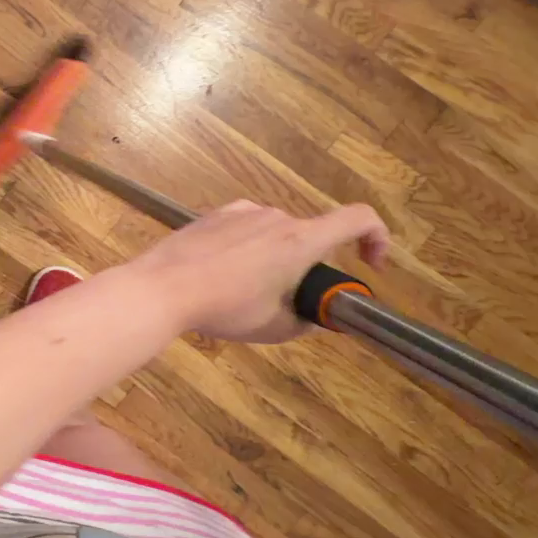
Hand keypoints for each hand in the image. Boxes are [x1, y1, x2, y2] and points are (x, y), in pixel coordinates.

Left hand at [132, 200, 390, 342]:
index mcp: (299, 239)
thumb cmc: (223, 308)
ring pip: (272, 233)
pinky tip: (219, 274)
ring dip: (272, 257)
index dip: (377, 238)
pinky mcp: (210, 215)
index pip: (359, 218)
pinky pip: (242, 229)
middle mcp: (273, 216)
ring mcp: (239, 211)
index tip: (369, 265)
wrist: (160, 288)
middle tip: (283, 298)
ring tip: (242, 291)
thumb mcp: (275, 326)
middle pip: (307, 235)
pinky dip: (244, 249)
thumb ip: (306, 320)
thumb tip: (314, 318)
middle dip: (306, 264)